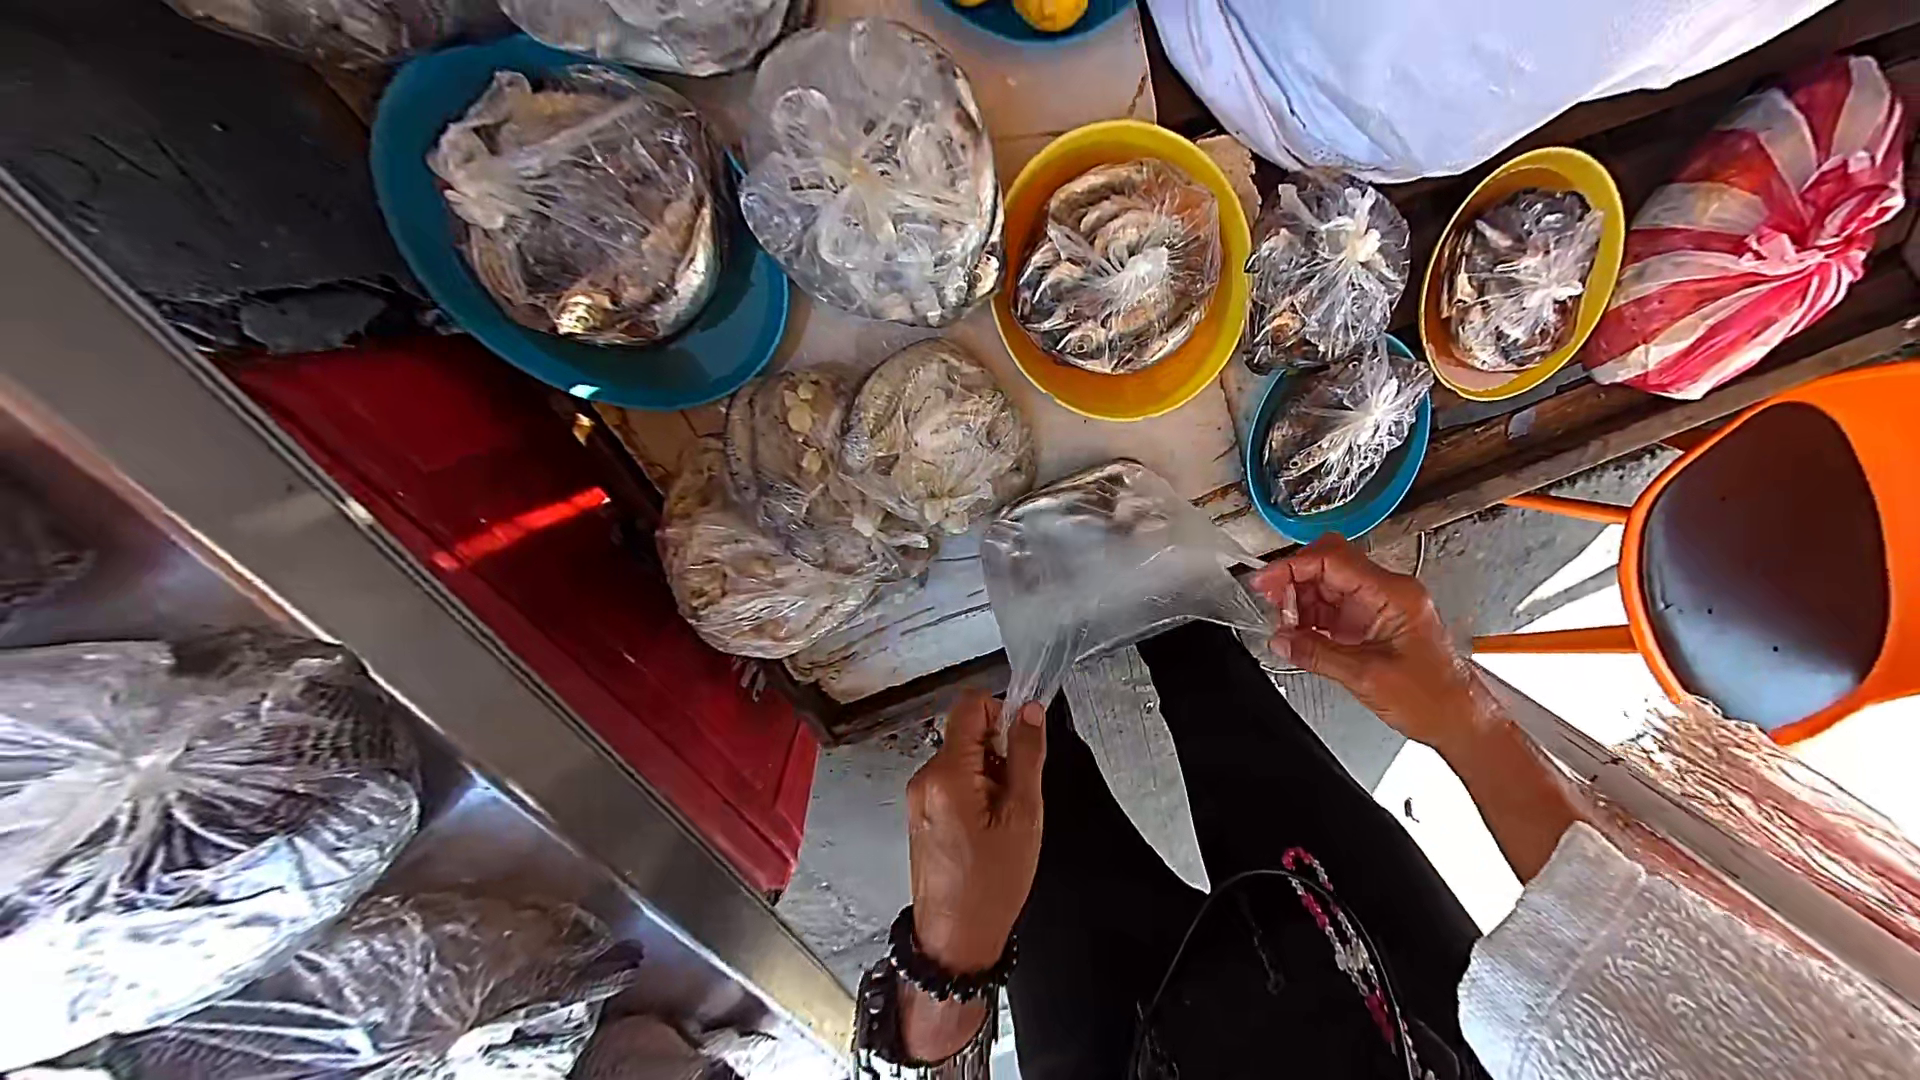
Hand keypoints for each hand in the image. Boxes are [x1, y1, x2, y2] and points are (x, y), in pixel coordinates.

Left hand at [905, 693, 1046, 973]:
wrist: (956, 939)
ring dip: (987, 773)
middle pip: (965, 733)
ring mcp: (919, 794)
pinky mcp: (920, 809)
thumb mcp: (1023, 816)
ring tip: (1000, 817)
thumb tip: (1029, 711)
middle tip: (1014, 793)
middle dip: (996, 751)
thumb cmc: (990, 885)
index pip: (969, 707)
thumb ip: (1026, 756)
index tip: (1021, 738)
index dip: (1000, 712)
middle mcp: (925, 777)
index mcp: (947, 774)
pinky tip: (985, 825)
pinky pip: (950, 778)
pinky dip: (973, 789)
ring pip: (960, 756)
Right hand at [1250, 534, 1479, 749]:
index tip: (1264, 583)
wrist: (1459, 720)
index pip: (1332, 560)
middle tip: (1270, 602)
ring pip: (1323, 583)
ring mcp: (1375, 605)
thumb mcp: (1365, 676)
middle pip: (1325, 564)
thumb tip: (1280, 640)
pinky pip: (1328, 605)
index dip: (1291, 567)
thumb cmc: (1434, 699)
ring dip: (1296, 600)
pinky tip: (1296, 634)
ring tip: (1284, 627)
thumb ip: (1316, 654)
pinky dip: (1306, 616)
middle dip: (1291, 580)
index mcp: (1393, 594)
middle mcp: (1385, 592)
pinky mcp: (1366, 620)